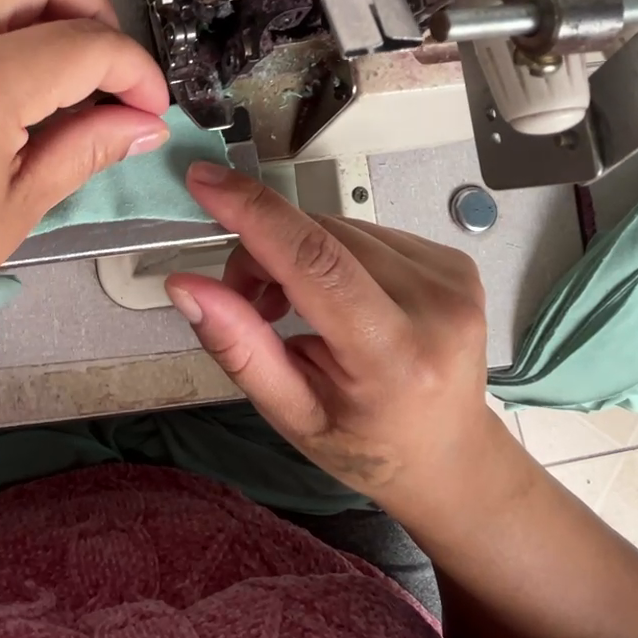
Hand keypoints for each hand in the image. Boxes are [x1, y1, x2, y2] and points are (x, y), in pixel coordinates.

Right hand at [165, 163, 505, 505]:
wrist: (451, 457)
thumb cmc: (365, 446)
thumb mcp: (290, 413)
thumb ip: (238, 346)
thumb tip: (184, 284)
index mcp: (395, 356)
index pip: (315, 262)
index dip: (255, 213)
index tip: (204, 180)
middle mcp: (435, 305)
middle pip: (317, 237)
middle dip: (262, 250)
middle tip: (242, 296)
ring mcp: (451, 277)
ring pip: (336, 226)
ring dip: (294, 250)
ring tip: (287, 303)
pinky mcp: (453, 261)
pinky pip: (363, 231)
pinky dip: (328, 251)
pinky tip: (330, 291)